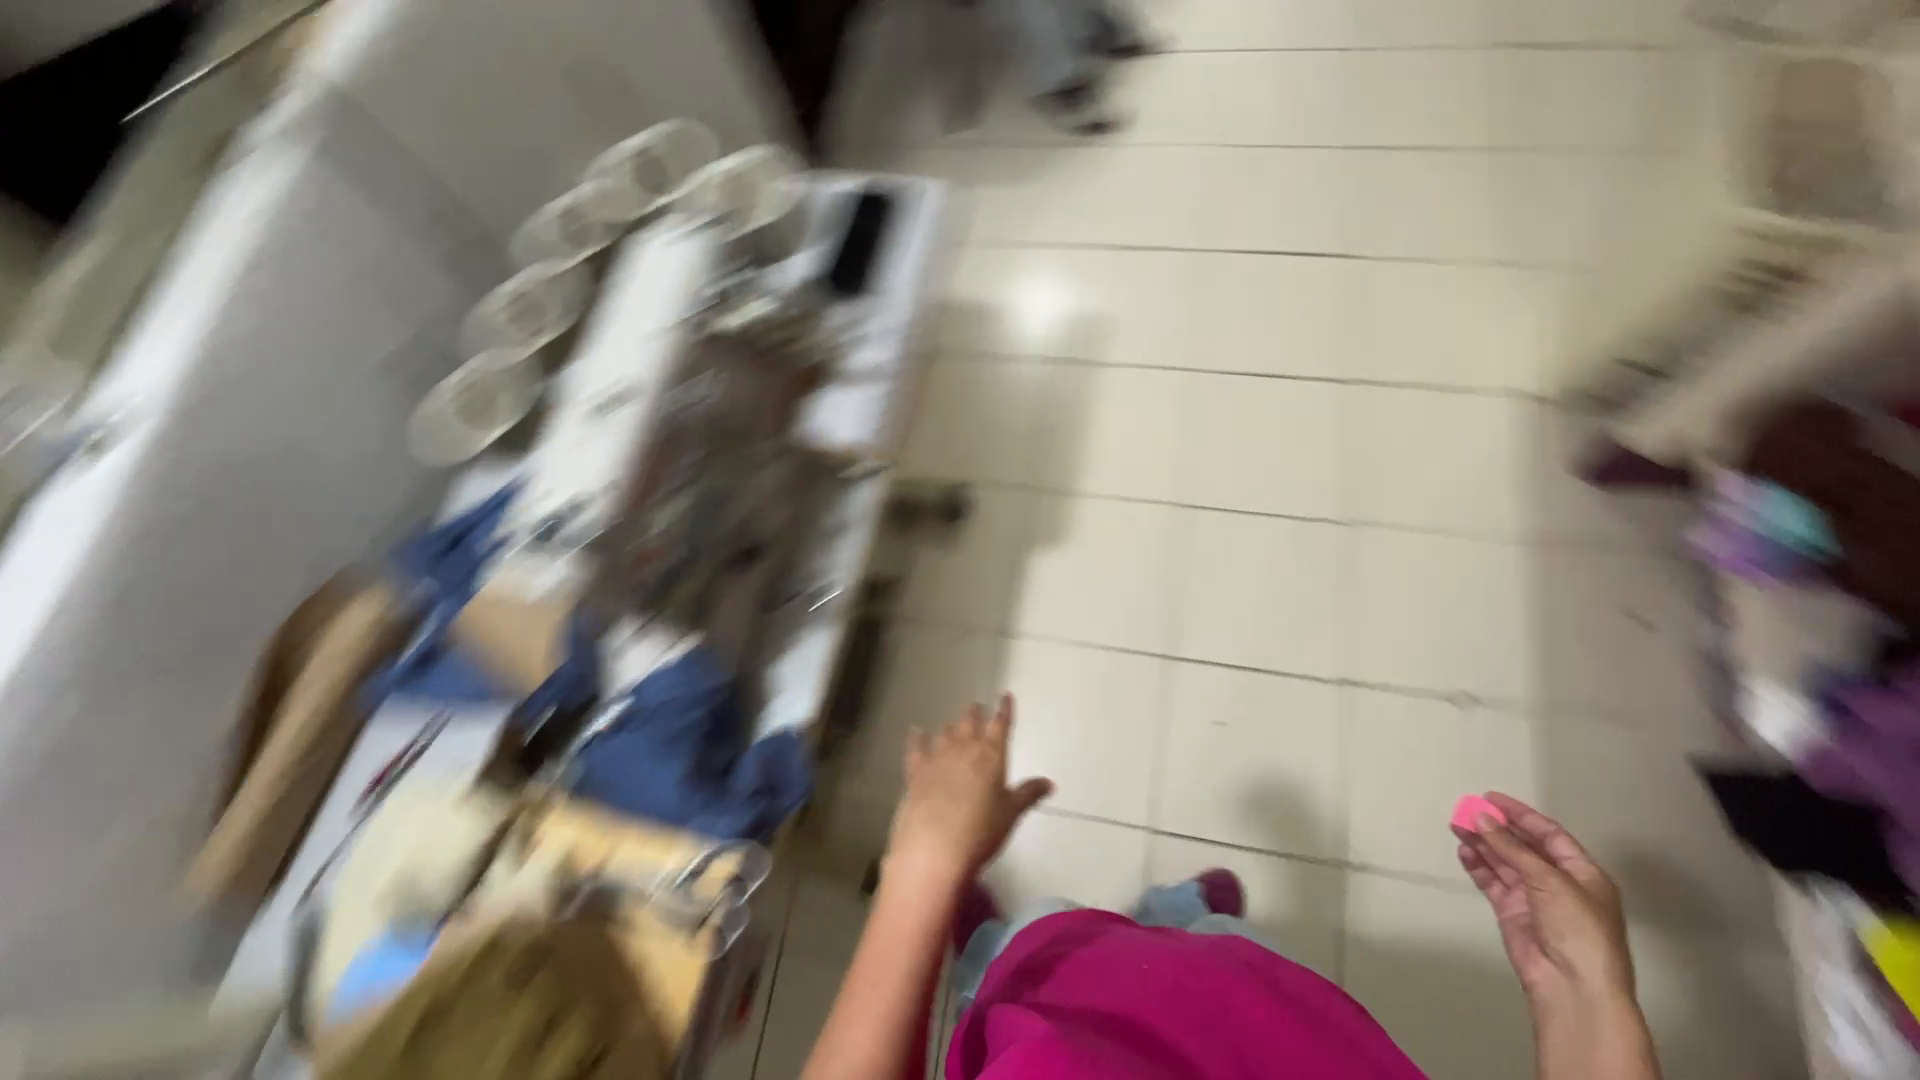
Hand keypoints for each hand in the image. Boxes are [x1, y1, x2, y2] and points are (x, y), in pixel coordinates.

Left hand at [887, 694, 1052, 883]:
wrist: (933, 848)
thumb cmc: (980, 831)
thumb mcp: (1010, 814)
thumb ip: (1028, 794)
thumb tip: (1049, 782)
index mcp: (991, 756)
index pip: (1000, 725)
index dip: (1004, 710)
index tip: (1005, 696)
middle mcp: (964, 749)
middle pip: (970, 723)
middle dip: (974, 714)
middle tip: (976, 707)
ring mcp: (937, 758)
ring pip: (945, 733)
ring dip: (950, 727)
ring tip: (952, 724)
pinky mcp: (915, 771)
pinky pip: (916, 747)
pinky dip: (917, 737)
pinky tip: (916, 731)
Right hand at [1455, 793, 1634, 1013]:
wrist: (1571, 983)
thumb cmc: (1577, 927)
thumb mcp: (1550, 881)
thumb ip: (1512, 849)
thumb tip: (1481, 818)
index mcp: (1581, 872)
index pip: (1549, 834)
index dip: (1521, 814)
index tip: (1490, 798)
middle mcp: (1557, 882)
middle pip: (1522, 846)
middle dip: (1496, 828)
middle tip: (1466, 810)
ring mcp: (1533, 897)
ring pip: (1503, 862)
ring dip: (1482, 843)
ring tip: (1457, 826)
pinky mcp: (1511, 911)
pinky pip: (1491, 882)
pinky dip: (1478, 866)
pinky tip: (1464, 852)